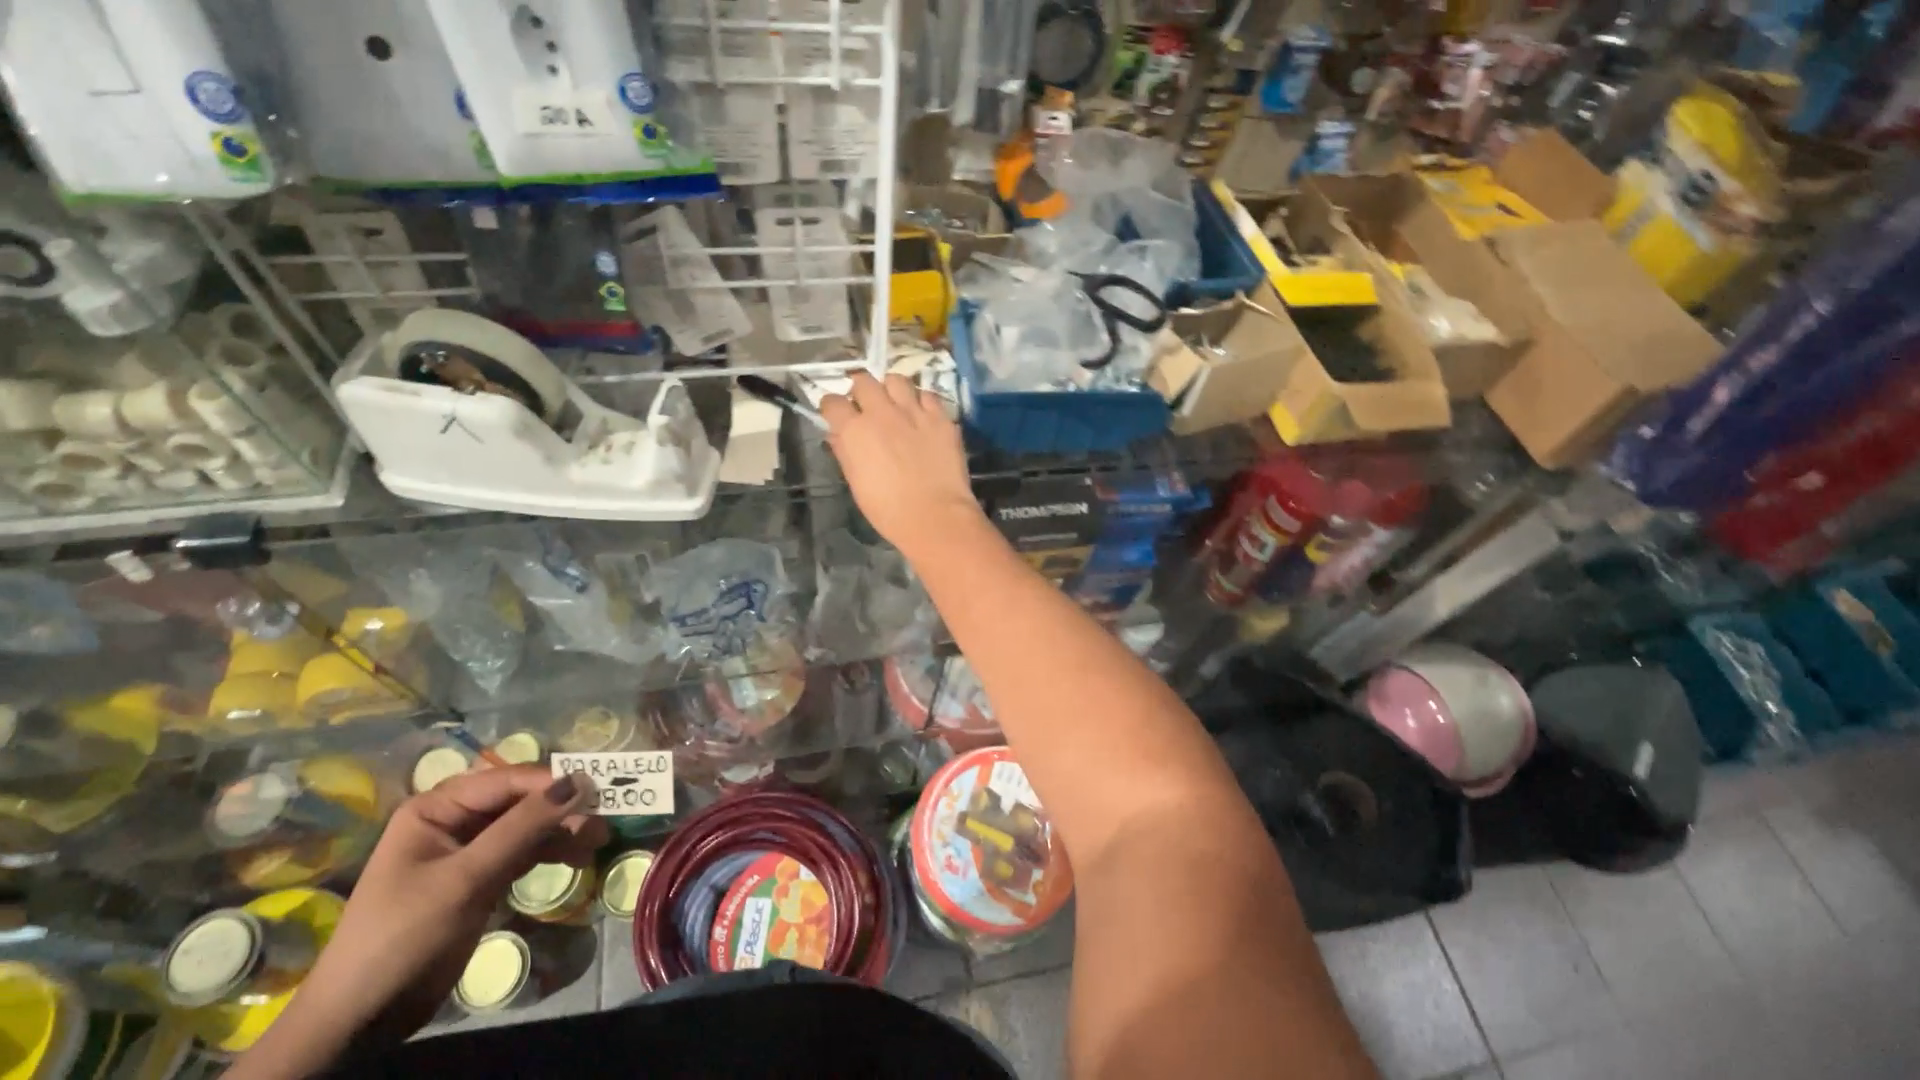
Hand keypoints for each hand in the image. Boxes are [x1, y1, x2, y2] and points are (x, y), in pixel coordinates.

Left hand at [232, 767, 605, 1077]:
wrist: (364, 1014)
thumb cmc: (406, 935)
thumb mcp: (466, 878)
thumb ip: (522, 828)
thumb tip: (578, 781)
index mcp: (434, 810)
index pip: (503, 781)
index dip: (549, 782)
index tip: (596, 789)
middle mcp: (451, 823)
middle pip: (517, 802)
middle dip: (560, 807)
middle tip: (603, 819)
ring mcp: (466, 853)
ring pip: (524, 828)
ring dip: (560, 831)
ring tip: (598, 840)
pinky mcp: (478, 882)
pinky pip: (521, 854)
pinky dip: (548, 853)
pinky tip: (577, 857)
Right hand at [819, 372, 983, 558]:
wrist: (934, 516)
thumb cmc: (887, 510)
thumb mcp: (856, 483)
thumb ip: (844, 453)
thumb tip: (836, 435)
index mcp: (854, 430)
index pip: (833, 402)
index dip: (833, 408)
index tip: (836, 415)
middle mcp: (881, 413)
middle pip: (864, 381)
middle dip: (861, 391)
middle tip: (867, 407)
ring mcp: (913, 411)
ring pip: (897, 380)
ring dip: (891, 389)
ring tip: (895, 404)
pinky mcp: (940, 417)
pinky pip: (927, 395)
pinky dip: (921, 401)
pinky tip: (922, 414)